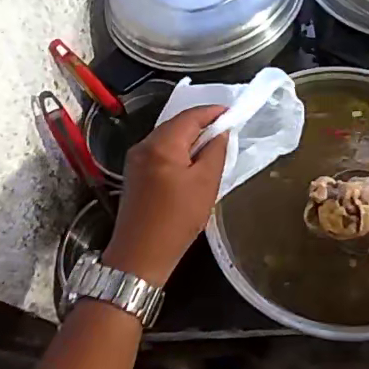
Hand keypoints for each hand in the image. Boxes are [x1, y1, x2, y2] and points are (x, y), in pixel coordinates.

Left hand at [103, 105, 228, 286]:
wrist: (139, 256)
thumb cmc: (177, 220)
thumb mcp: (206, 183)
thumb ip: (216, 151)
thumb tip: (221, 132)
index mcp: (161, 143)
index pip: (191, 115)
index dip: (213, 112)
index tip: (233, 113)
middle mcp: (144, 144)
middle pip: (177, 124)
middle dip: (202, 124)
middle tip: (227, 130)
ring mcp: (136, 159)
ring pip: (168, 137)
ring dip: (190, 138)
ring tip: (214, 146)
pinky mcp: (134, 173)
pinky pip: (160, 151)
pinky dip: (178, 150)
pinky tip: (192, 162)